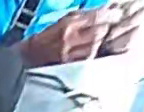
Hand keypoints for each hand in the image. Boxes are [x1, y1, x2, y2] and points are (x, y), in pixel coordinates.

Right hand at [18, 3, 140, 65]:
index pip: (97, 16)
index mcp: (69, 24)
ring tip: (106, 42)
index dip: (111, 15)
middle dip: (108, 30)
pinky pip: (86, 62)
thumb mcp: (63, 22)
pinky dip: (93, 57)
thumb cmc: (45, 41)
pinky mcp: (65, 68)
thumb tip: (105, 11)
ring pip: (94, 48)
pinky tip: (95, 55)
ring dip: (102, 44)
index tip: (118, 15)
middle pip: (99, 32)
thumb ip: (83, 17)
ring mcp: (67, 55)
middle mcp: (69, 39)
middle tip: (114, 30)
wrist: (24, 61)